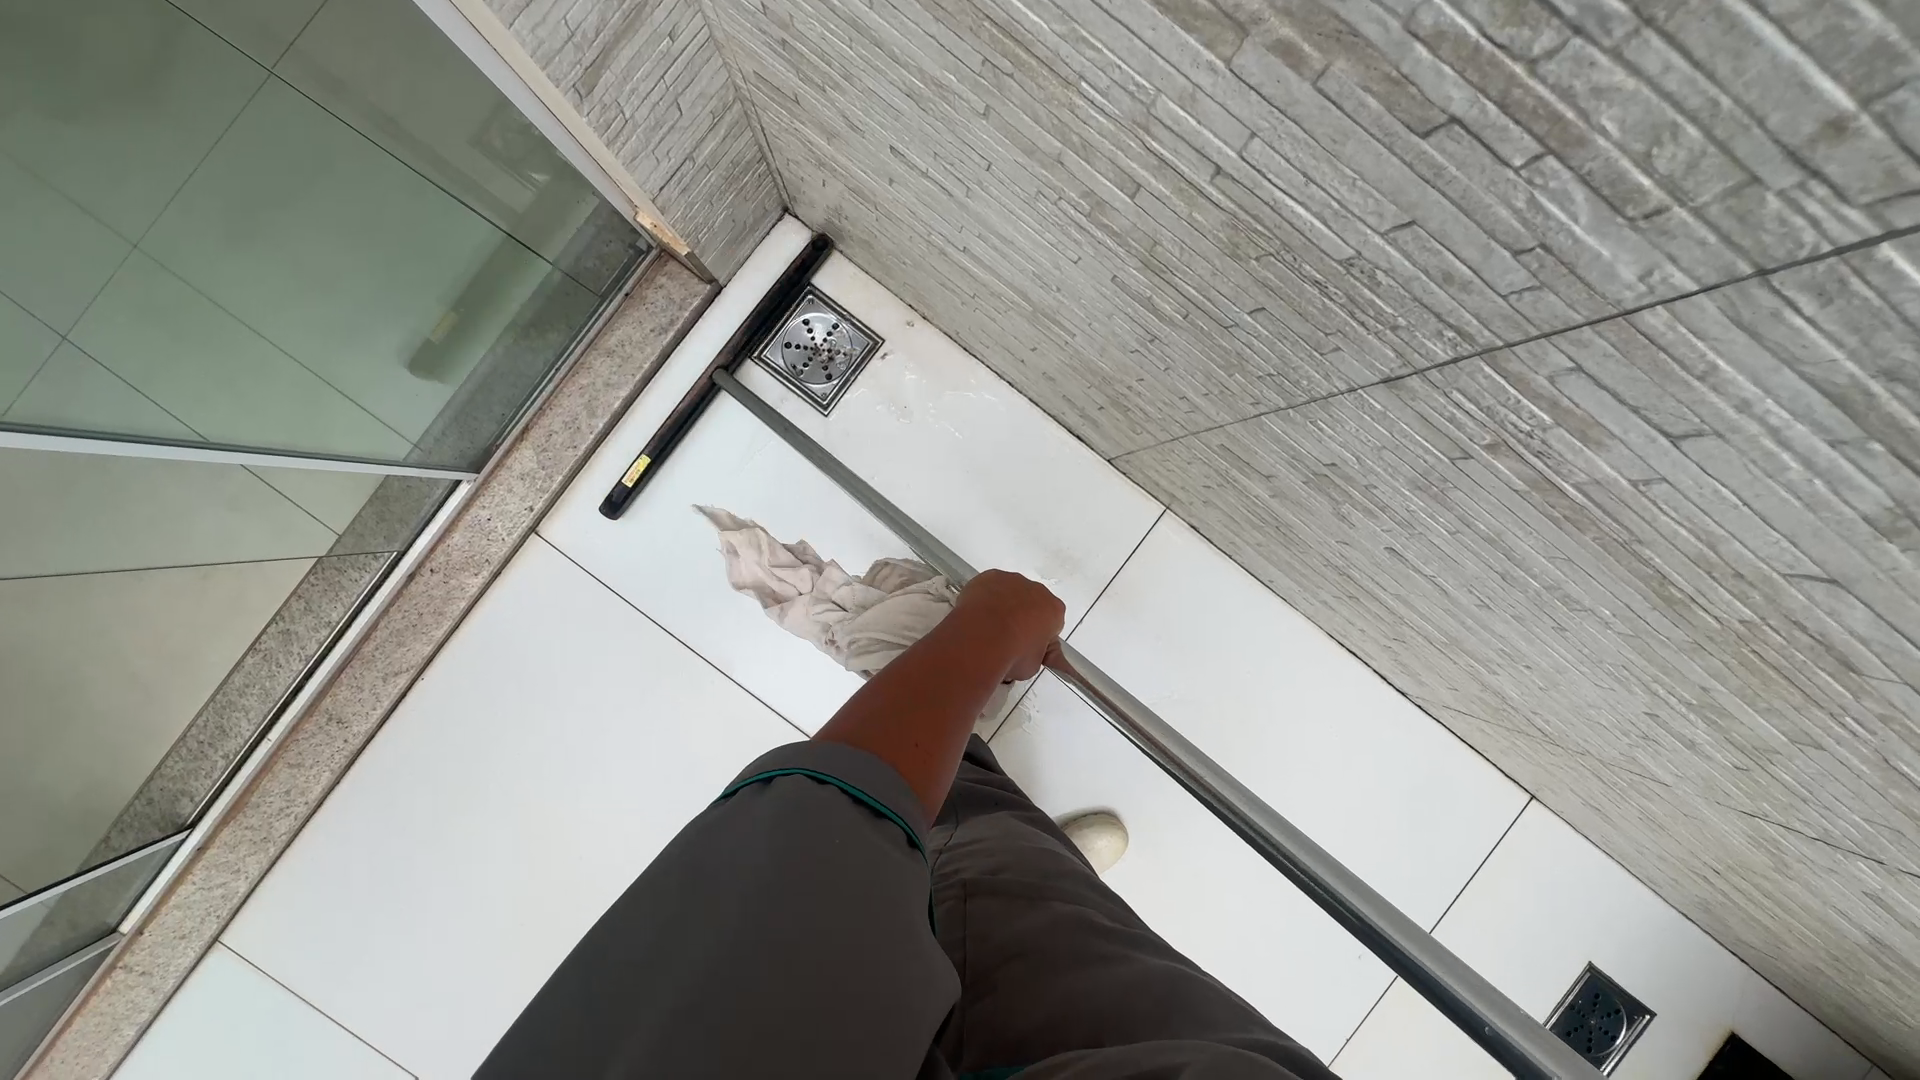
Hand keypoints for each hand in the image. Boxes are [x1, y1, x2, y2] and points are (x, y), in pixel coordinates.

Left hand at [951, 569, 1064, 682]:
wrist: (981, 639)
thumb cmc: (1012, 653)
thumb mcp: (1033, 666)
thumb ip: (1037, 655)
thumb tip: (1032, 655)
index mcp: (1054, 610)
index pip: (1052, 622)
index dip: (1040, 635)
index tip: (1028, 647)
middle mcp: (1036, 590)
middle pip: (1032, 603)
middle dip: (1023, 617)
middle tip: (1008, 639)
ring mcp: (1012, 580)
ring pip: (1010, 593)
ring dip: (1003, 607)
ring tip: (988, 629)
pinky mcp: (989, 576)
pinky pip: (989, 587)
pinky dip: (985, 599)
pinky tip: (977, 616)